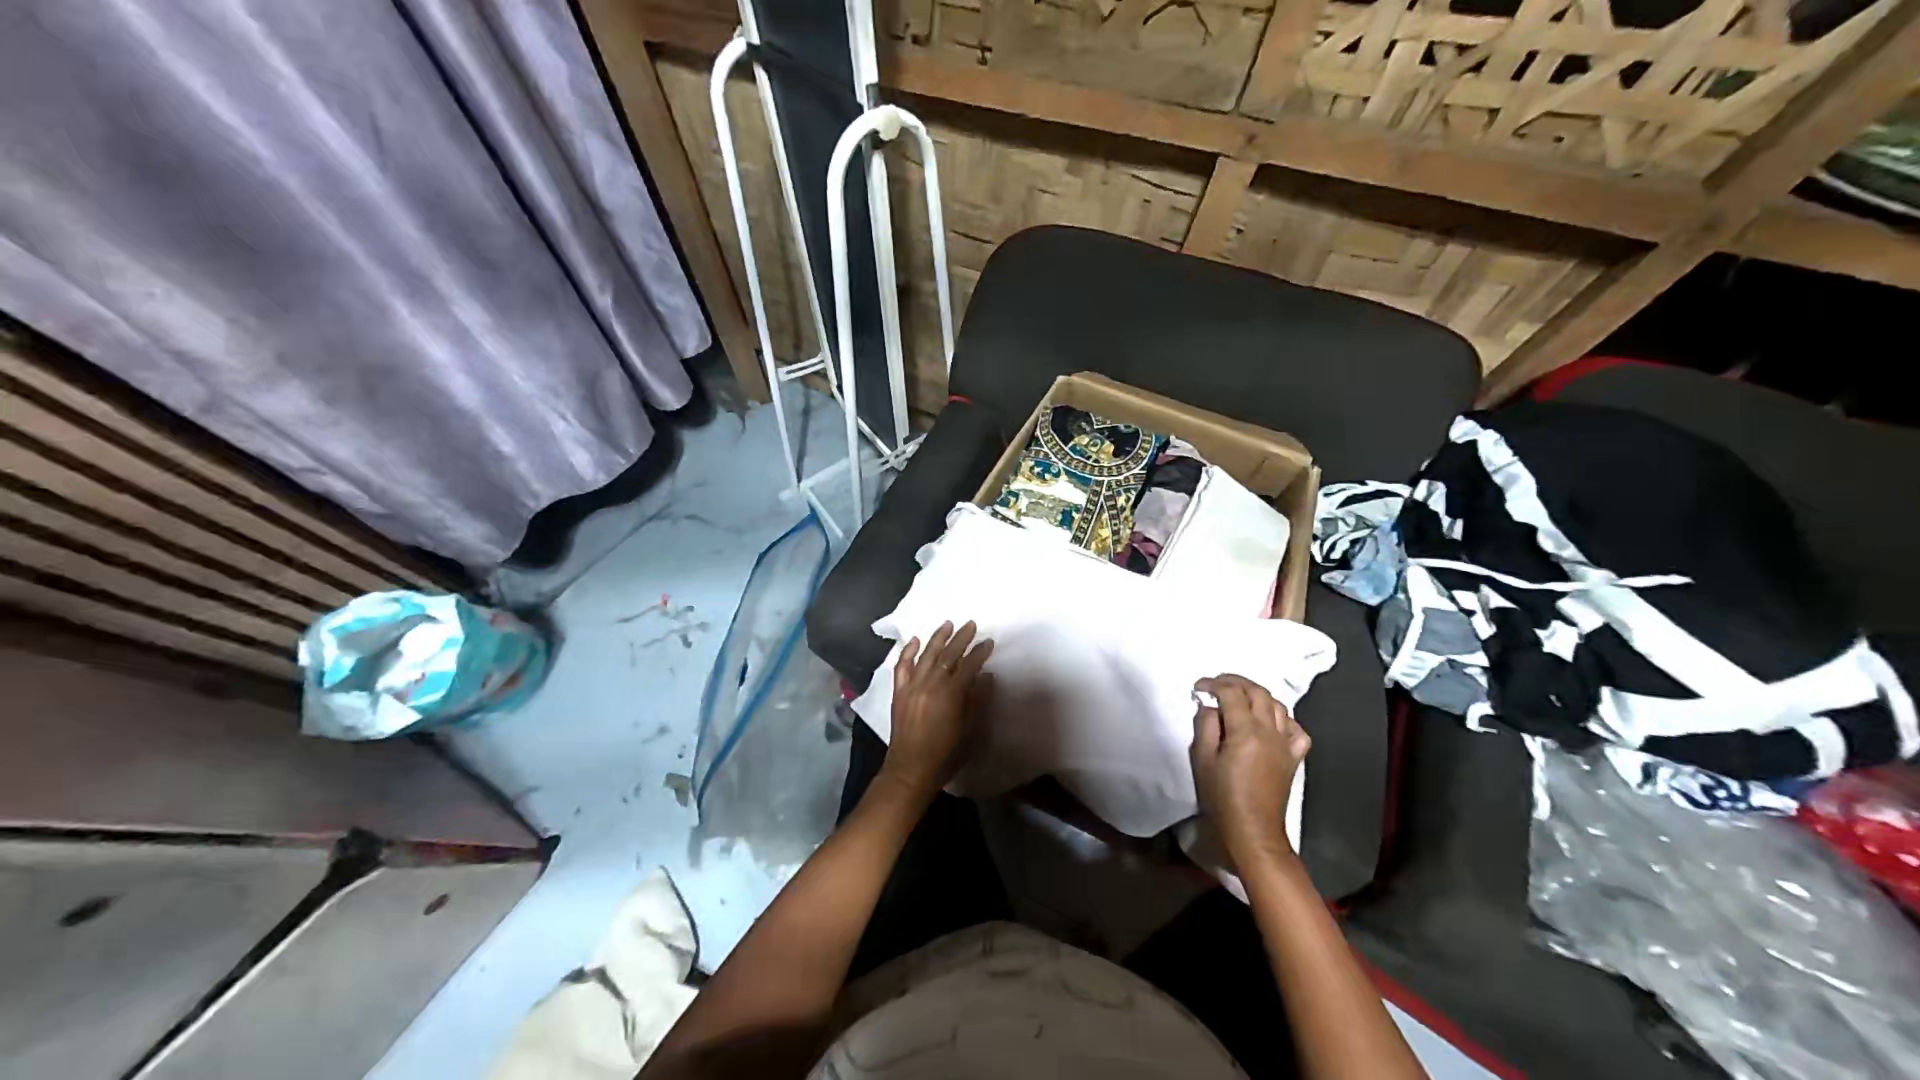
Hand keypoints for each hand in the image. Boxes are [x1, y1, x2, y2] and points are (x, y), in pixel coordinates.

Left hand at [883, 620, 993, 801]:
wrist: (910, 769)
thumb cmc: (945, 753)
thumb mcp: (969, 728)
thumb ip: (977, 700)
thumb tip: (986, 676)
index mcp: (950, 693)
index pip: (968, 665)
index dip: (979, 653)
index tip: (988, 642)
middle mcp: (930, 684)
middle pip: (947, 655)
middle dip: (960, 638)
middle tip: (971, 625)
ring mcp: (912, 686)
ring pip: (926, 655)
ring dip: (937, 638)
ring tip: (947, 624)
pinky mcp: (899, 692)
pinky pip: (902, 666)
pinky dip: (908, 651)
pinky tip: (914, 640)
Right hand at [1190, 674, 1310, 868]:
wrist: (1253, 830)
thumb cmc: (1222, 797)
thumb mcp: (1202, 760)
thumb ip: (1205, 726)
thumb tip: (1210, 706)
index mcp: (1245, 732)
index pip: (1231, 693)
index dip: (1213, 684)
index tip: (1199, 687)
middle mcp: (1270, 732)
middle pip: (1257, 692)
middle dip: (1236, 682)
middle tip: (1217, 684)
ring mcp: (1286, 744)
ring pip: (1277, 705)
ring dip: (1257, 695)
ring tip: (1239, 698)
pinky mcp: (1294, 757)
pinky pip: (1295, 728)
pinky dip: (1282, 718)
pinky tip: (1269, 722)